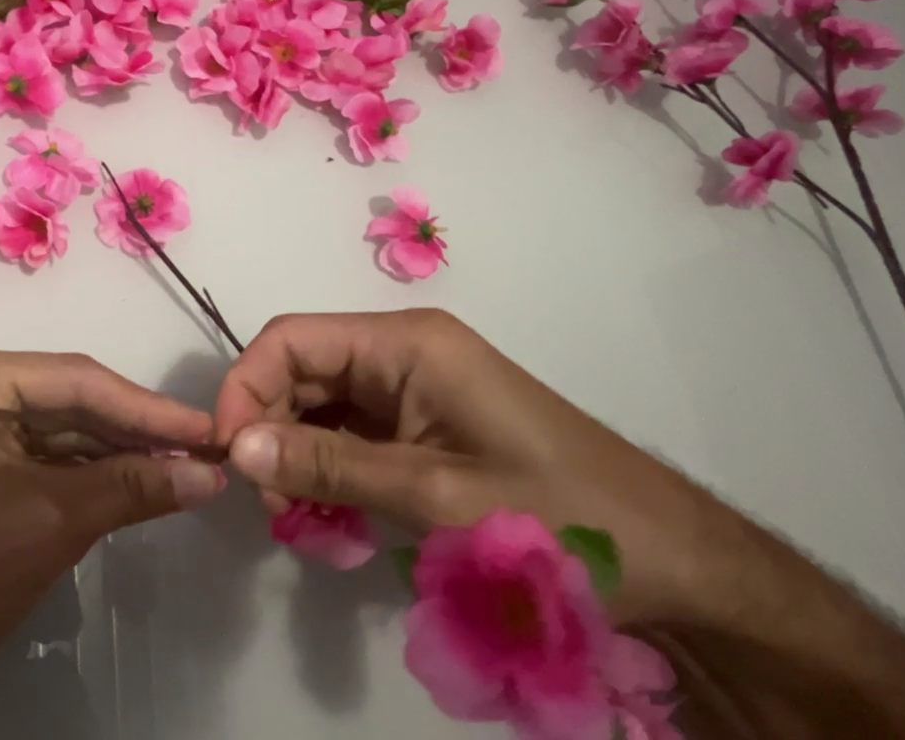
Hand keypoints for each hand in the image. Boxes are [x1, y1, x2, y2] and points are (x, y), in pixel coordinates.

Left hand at [0, 347, 222, 693]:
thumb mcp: (51, 520)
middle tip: (207, 454)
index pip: (76, 381)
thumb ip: (131, 487)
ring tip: (187, 471)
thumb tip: (208, 473)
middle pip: (71, 402)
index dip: (148, 409)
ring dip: (121, 456)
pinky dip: (92, 476)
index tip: (210, 431)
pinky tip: (141, 485)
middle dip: (137, 433)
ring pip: (64, 432)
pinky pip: (47, 459)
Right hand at [215, 310, 745, 624]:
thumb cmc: (562, 518)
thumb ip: (328, 465)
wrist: (678, 565)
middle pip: (298, 370)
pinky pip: (349, 433)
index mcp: (406, 343)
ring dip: (293, 453)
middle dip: (267, 426)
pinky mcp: (422, 424)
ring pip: (318, 405)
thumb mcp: (434, 495)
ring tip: (295, 516)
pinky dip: (326, 469)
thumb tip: (233, 445)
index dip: (244, 387)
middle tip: (263, 501)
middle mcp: (403, 352)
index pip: (289, 340)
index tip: (226, 454)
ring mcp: (414, 389)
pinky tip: (327, 513)